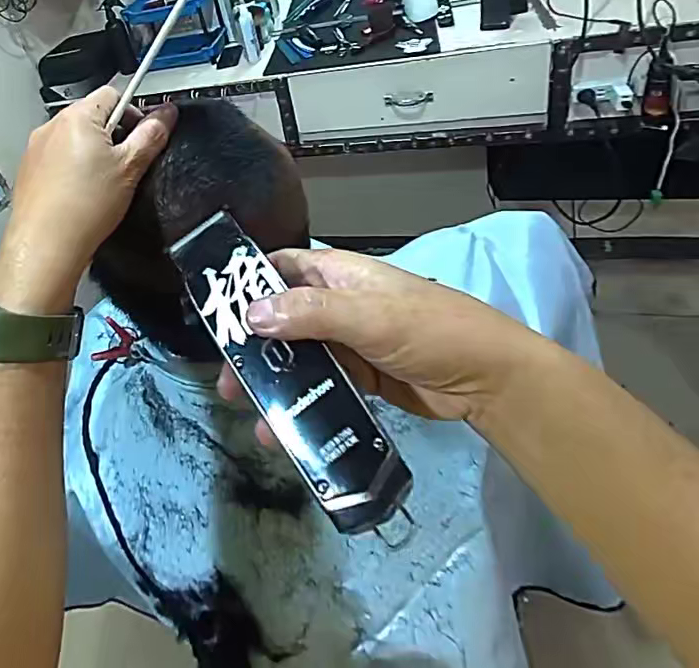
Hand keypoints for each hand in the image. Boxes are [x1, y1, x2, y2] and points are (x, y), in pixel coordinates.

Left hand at [0, 88, 173, 309]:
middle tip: (128, 164)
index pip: (115, 94)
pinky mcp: (30, 169)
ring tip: (105, 183)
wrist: (45, 247)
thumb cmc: (83, 208)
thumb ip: (153, 134)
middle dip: (115, 134)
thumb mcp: (131, 167)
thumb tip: (166, 113)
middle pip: (95, 114)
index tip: (144, 137)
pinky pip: (59, 157)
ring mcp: (37, 148)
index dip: (135, 113)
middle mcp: (52, 126)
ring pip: (77, 137)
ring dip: (94, 152)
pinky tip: (85, 193)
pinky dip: (75, 168)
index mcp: (78, 117)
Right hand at [217, 248, 554, 442]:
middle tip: (227, 376)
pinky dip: (301, 405)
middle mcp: (338, 303)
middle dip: (253, 344)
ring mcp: (349, 342)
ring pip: (299, 357)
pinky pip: (321, 387)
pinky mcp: (360, 377)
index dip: (248, 282)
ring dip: (274, 381)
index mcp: (339, 274)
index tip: (214, 309)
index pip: (284, 267)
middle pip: (283, 318)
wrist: (485, 377)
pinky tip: (282, 430)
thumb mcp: (368, 315)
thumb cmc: (428, 328)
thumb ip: (311, 313)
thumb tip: (251, 314)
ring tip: (248, 409)